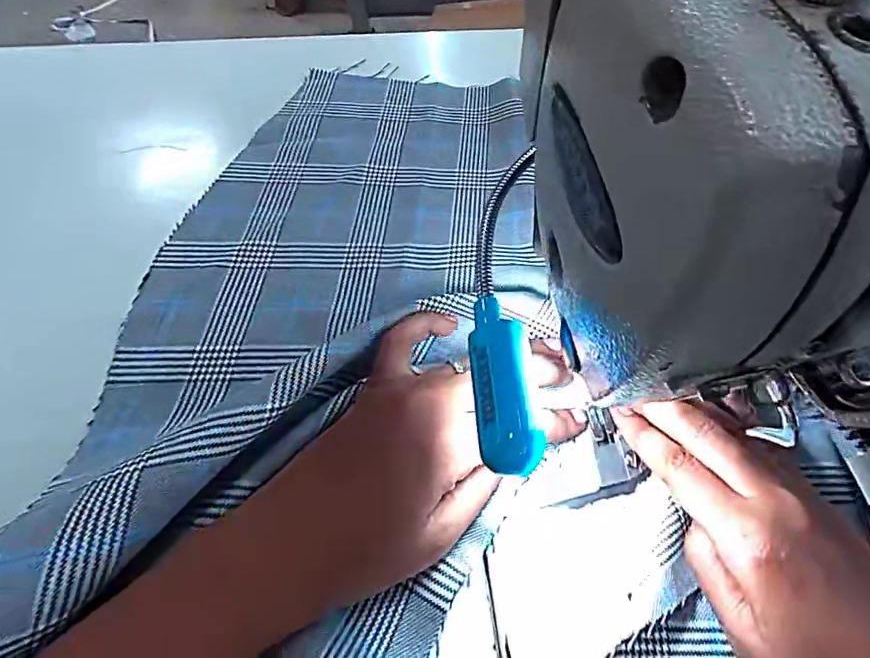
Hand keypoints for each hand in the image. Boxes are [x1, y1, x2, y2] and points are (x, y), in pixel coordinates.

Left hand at [51, 311, 581, 656]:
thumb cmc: (372, 546)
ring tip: (530, 359)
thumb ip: (490, 477)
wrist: (295, 539)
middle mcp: (427, 399)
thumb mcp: (446, 527)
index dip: (553, 415)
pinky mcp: (375, 384)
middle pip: (496, 376)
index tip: (574, 417)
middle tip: (564, 381)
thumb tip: (527, 444)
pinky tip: (449, 324)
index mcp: (449, 438)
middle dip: (538, 376)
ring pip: (463, 360)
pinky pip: (403, 339)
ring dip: (501, 357)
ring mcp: (398, 385)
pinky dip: (427, 324)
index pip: (517, 416)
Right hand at [617, 401, 869, 657]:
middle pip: (707, 432)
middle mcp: (777, 502)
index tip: (626, 416)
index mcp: (749, 536)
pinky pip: (764, 447)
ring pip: (737, 432)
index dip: (645, 435)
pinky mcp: (820, 497)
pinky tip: (719, 429)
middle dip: (665, 406)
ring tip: (669, 400)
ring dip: (697, 411)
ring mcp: (803, 493)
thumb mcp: (744, 625)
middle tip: (638, 394)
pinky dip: (731, 429)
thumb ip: (707, 561)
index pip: (680, 466)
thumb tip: (694, 520)